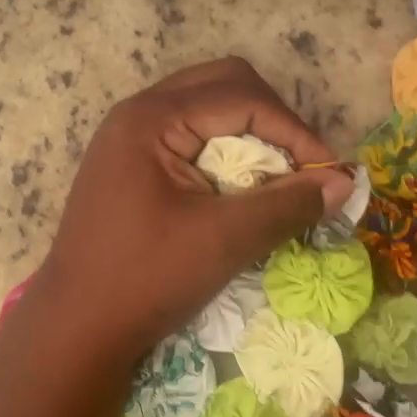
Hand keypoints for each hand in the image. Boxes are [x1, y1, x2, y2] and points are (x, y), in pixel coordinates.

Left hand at [21, 57, 354, 363]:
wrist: (73, 331)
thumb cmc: (144, 280)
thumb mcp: (223, 242)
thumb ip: (285, 205)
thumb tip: (344, 182)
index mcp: (151, 119)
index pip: (241, 96)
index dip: (293, 130)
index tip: (327, 175)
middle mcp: (138, 112)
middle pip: (224, 84)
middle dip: (272, 120)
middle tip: (300, 168)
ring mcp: (129, 136)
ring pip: (207, 107)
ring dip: (249, 133)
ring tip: (275, 179)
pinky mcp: (130, 162)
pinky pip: (190, 133)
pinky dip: (224, 149)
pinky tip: (238, 188)